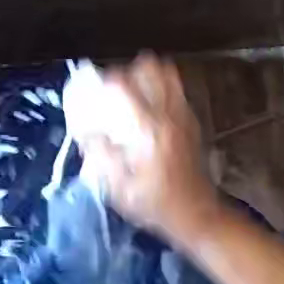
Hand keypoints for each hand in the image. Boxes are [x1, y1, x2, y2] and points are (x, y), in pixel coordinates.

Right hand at [77, 55, 223, 247]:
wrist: (198, 215)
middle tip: (117, 89)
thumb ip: (101, 155)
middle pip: (152, 67)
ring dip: (149, 77)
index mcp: (149, 129)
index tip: (95, 90)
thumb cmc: (156, 205)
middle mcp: (170, 115)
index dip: (106, 80)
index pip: (125, 85)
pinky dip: (162, 91)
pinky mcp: (194, 124)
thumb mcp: (119, 188)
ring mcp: (185, 116)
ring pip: (169, 75)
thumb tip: (86, 132)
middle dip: (130, 71)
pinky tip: (150, 111)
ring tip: (134, 94)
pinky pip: (177, 92)